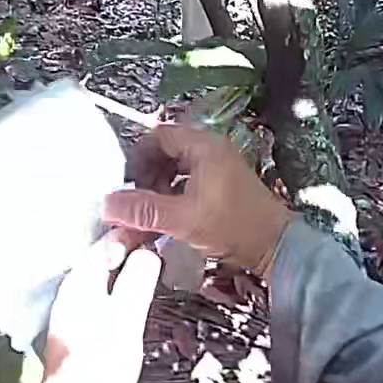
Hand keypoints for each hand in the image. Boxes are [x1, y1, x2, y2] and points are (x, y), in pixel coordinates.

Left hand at [31, 233, 161, 382]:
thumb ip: (138, 279)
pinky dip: (121, 283)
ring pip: (104, 273)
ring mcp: (74, 308)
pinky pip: (104, 290)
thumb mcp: (127, 316)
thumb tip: (149, 250)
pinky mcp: (80, 325)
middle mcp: (73, 289)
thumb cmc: (100, 363)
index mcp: (81, 281)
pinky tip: (136, 291)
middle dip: (132, 246)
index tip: (161, 226)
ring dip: (127, 265)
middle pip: (104, 255)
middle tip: (163, 242)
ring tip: (155, 261)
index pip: (108, 241)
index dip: (135, 231)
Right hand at [102, 123, 292, 277]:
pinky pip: (186, 181)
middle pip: (164, 152)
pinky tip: (165, 218)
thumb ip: (144, 211)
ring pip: (174, 169)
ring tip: (149, 214)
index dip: (137, 158)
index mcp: (203, 146)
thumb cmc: (233, 226)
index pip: (158, 136)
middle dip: (145, 177)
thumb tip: (107, 204)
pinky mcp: (219, 184)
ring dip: (156, 189)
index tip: (125, 185)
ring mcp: (216, 166)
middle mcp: (209, 149)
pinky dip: (171, 196)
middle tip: (135, 203)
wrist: (274, 246)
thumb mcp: (184, 218)